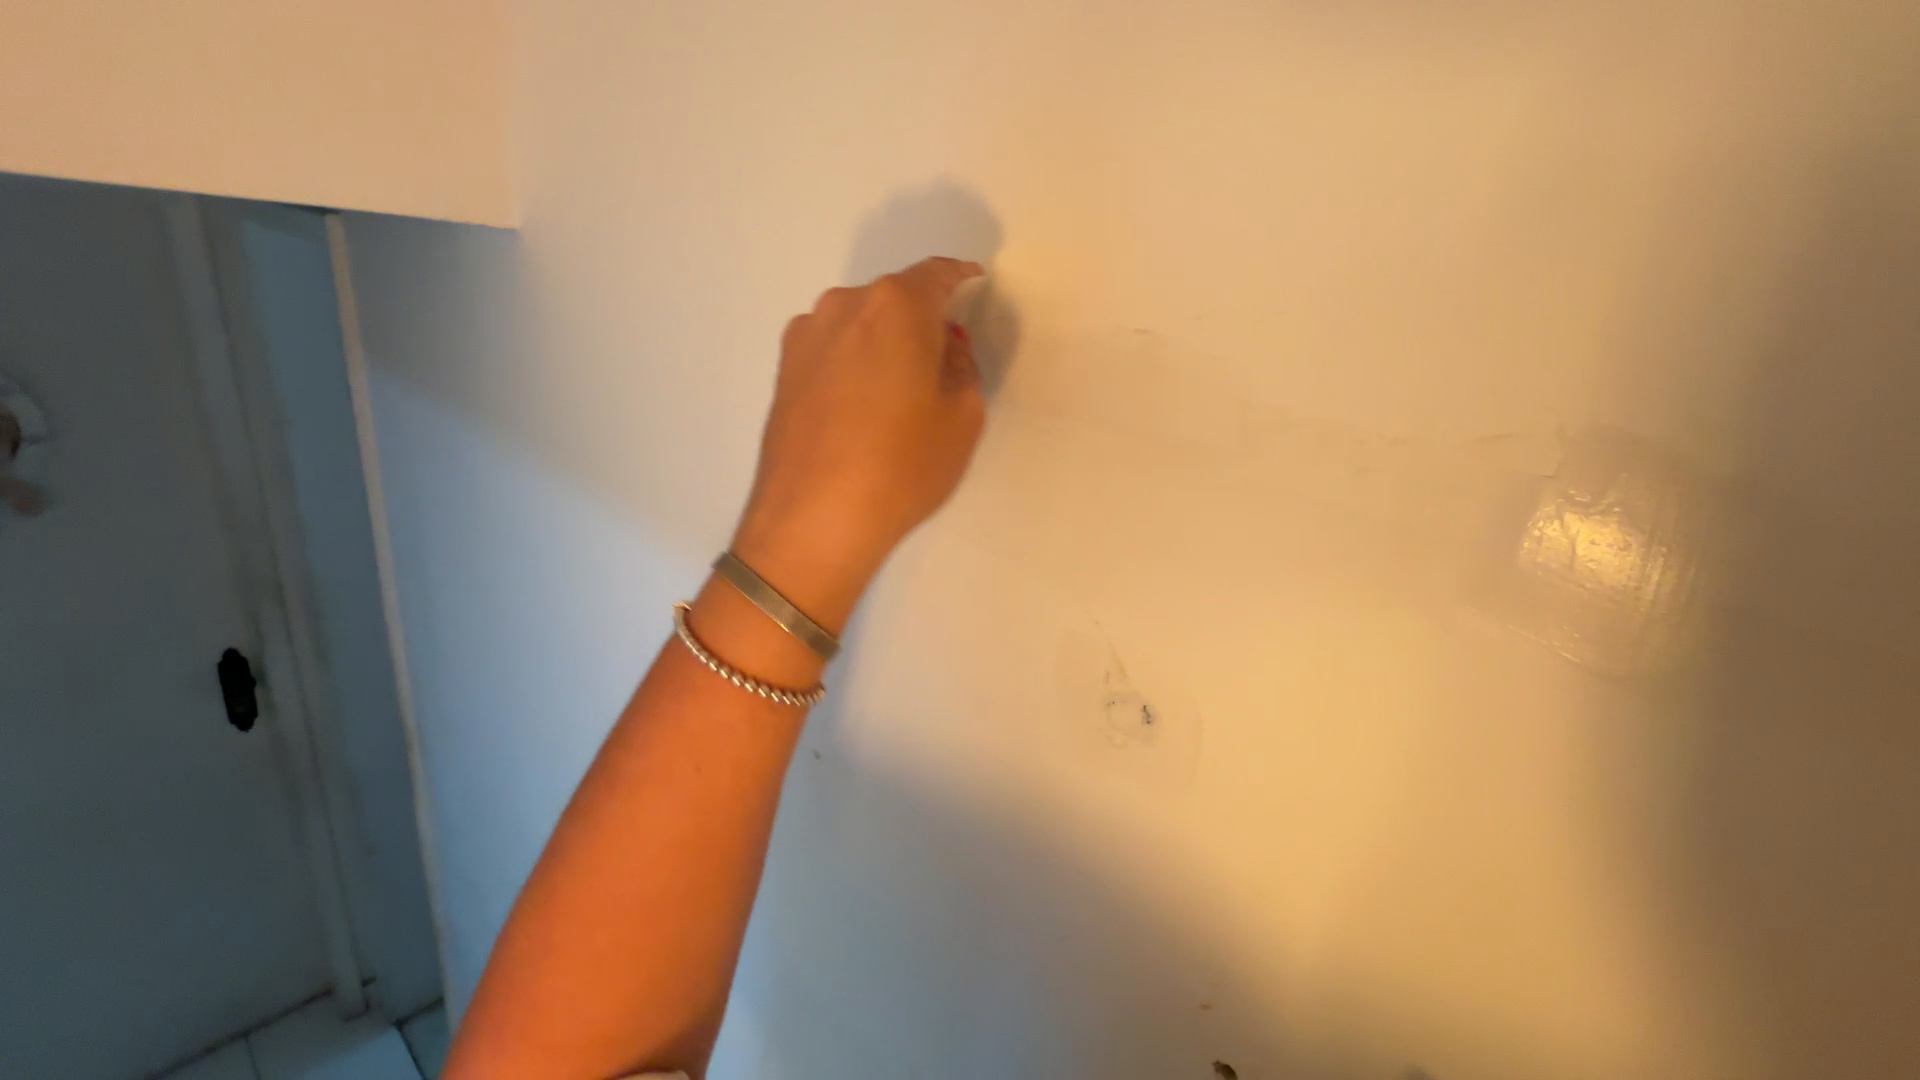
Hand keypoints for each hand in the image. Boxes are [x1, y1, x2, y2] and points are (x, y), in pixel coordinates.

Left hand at [732, 256, 986, 630]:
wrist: (813, 520)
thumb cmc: (901, 466)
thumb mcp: (962, 418)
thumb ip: (962, 367)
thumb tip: (943, 348)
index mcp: (895, 306)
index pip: (937, 275)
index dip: (960, 279)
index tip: (973, 286)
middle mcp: (844, 305)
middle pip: (894, 299)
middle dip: (921, 320)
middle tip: (940, 360)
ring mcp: (805, 336)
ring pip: (859, 324)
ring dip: (883, 343)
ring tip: (896, 392)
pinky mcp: (783, 370)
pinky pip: (832, 350)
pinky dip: (852, 363)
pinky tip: (860, 406)